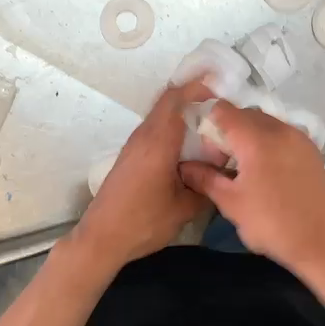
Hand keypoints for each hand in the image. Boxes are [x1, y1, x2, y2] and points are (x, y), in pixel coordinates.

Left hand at [67, 81, 215, 269]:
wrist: (101, 238)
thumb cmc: (143, 222)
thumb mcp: (184, 209)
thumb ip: (207, 185)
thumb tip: (223, 171)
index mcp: (158, 142)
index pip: (175, 98)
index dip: (197, 87)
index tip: (221, 89)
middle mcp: (144, 137)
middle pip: (168, 104)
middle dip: (195, 100)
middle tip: (222, 110)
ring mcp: (134, 146)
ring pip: (161, 118)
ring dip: (184, 117)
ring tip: (211, 129)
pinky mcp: (130, 157)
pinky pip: (155, 132)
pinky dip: (174, 132)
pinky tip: (190, 150)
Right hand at [177, 101, 324, 273]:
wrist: (321, 242)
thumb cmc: (271, 224)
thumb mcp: (231, 203)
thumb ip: (205, 178)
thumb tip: (184, 166)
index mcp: (256, 139)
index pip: (223, 110)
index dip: (207, 122)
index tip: (204, 149)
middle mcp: (280, 129)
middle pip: (245, 114)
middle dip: (228, 131)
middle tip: (221, 162)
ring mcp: (299, 137)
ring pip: (265, 122)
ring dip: (248, 135)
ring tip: (243, 167)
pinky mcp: (311, 149)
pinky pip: (282, 133)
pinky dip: (268, 141)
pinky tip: (265, 169)